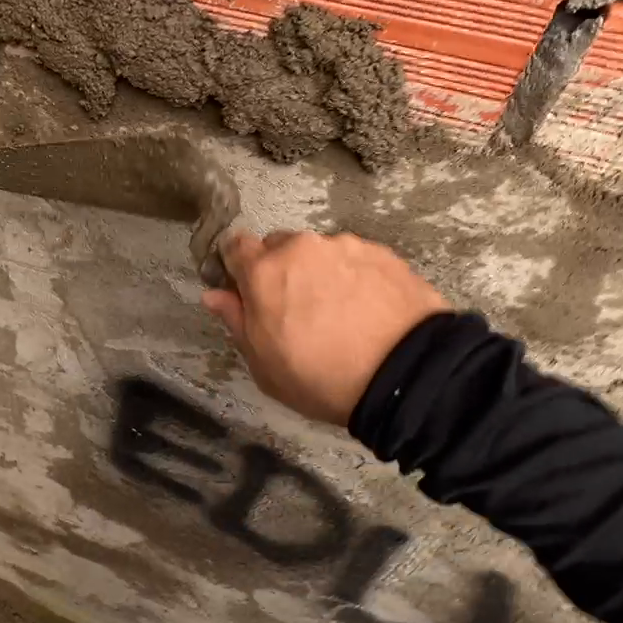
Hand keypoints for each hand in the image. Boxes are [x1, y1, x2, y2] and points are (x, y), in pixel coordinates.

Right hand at [202, 230, 449, 424]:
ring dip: (319, 272)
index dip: (237, 266)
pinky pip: (354, 258)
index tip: (246, 290)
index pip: (235, 245)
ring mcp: (343, 246)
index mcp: (263, 271)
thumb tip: (214, 294)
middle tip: (296, 307)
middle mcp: (300, 247)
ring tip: (341, 311)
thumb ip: (236, 321)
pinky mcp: (381, 253)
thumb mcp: (265, 365)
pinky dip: (354, 276)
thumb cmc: (323, 377)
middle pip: (278, 246)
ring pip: (318, 252)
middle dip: (279, 269)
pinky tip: (368, 309)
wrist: (408, 376)